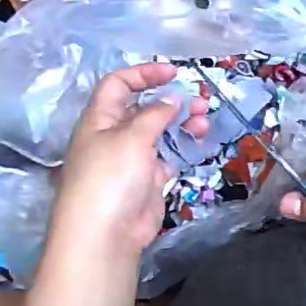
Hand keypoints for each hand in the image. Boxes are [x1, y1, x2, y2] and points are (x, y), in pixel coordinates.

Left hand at [51, 63, 209, 253]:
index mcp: (100, 119)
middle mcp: (114, 134)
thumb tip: (173, 97)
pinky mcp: (147, 178)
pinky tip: (199, 143)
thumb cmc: (111, 177)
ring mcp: (131, 157)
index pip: (119, 84)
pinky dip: (184, 146)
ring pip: (160, 130)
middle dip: (173, 100)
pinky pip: (168, 154)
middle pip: (145, 107)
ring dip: (183, 122)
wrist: (106, 232)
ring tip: (204, 123)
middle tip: (201, 102)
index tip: (175, 72)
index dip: (144, 74)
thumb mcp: (133, 137)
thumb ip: (156, 113)